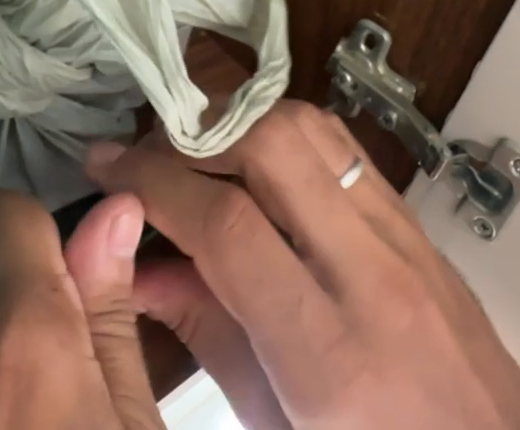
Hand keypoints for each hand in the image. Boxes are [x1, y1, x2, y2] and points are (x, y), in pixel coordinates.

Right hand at [86, 101, 519, 429]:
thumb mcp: (272, 422)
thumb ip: (205, 334)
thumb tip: (139, 267)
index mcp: (329, 354)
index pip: (228, 227)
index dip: (154, 182)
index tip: (108, 167)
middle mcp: (371, 275)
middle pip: (274, 146)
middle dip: (193, 132)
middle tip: (148, 151)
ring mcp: (400, 235)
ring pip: (308, 127)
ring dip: (236, 119)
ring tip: (190, 146)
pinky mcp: (410, 215)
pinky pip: (337, 141)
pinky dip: (278, 129)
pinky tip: (247, 152)